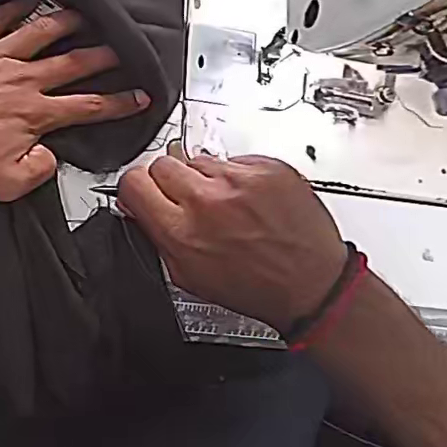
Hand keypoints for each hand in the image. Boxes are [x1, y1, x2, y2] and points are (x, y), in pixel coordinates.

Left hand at [0, 0, 151, 202]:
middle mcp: (20, 79)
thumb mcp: (2, 182)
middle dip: (103, 56)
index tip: (137, 96)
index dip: (118, 102)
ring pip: (42, 32)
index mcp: (33, 114)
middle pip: (73, 63)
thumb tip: (50, 156)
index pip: (88, 106)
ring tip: (86, 15)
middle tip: (122, 49)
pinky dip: (17, 5)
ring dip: (68, 23)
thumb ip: (37, 169)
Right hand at [118, 152, 347, 331]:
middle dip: (167, 181)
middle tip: (185, 200)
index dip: (135, 188)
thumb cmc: (256, 287)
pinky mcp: (267, 167)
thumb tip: (138, 208)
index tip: (142, 193)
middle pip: (161, 163)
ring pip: (197, 158)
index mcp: (182, 232)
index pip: (133, 181)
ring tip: (224, 204)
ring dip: (203, 178)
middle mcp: (208, 201)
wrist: (313, 285)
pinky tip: (247, 200)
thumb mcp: (188, 276)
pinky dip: (236, 176)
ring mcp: (239, 180)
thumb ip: (156, 237)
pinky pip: (233, 159)